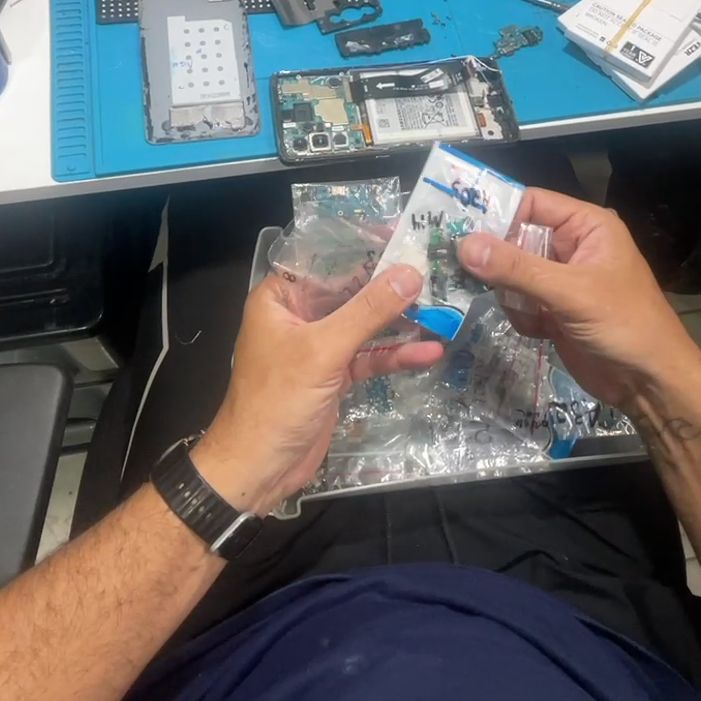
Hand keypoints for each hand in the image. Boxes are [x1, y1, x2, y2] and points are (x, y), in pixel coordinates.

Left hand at [193, 266, 442, 513]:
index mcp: (281, 297)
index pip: (326, 258)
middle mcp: (299, 314)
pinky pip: (369, 355)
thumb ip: (368, 311)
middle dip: (390, 284)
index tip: (405, 232)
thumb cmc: (276, 400)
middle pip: (350, 289)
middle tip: (435, 267)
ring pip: (364, 323)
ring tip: (442, 306)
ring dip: (400, 320)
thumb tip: (410, 272)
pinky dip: (396, 354)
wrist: (258, 469)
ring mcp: (318, 345)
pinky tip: (430, 352)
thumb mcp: (323, 350)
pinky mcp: (335, 374)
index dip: (364, 244)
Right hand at [457, 188, 700, 409]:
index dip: (496, 212)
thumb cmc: (623, 324)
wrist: (649, 384)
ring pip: (510, 272)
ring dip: (510, 294)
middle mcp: (570, 246)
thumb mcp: (569, 292)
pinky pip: (517, 301)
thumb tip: (464, 245)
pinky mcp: (551, 309)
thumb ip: (516, 268)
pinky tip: (540, 332)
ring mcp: (559, 279)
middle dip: (495, 258)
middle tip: (461, 268)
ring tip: (525, 312)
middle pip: (514, 238)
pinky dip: (520, 315)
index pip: (530, 203)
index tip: (457, 226)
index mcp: (585, 226)